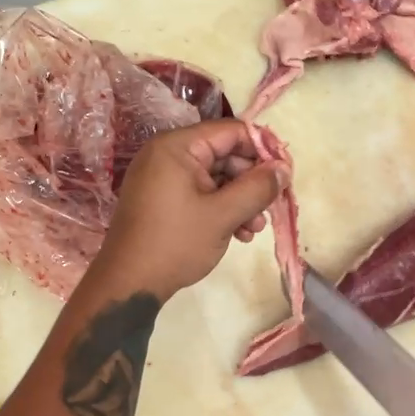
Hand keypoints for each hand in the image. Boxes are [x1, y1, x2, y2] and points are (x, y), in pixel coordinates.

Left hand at [95, 120, 289, 298]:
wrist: (129, 284)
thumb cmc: (175, 243)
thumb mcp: (222, 215)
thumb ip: (257, 188)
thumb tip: (284, 169)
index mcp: (177, 147)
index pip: (231, 131)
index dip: (263, 150)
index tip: (285, 174)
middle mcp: (167, 154)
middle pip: (224, 155)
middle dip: (251, 182)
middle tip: (271, 209)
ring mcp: (162, 178)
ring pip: (215, 178)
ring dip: (240, 200)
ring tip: (254, 230)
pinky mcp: (161, 200)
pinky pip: (200, 193)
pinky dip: (221, 209)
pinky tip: (238, 234)